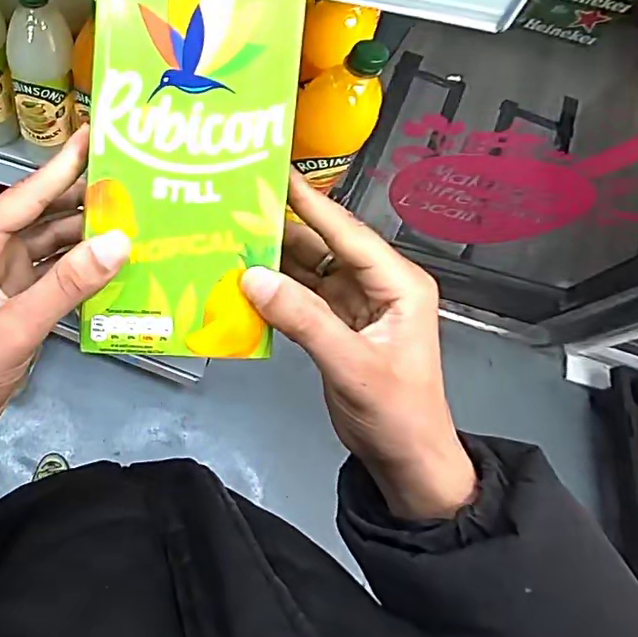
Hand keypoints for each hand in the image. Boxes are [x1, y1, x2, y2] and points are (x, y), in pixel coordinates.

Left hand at [0, 128, 130, 473]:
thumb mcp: (15, 328)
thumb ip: (67, 286)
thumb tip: (118, 243)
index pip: (25, 197)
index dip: (61, 166)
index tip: (93, 136)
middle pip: (40, 214)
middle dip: (80, 194)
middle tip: (126, 173)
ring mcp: (3, 273)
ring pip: (49, 241)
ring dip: (84, 230)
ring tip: (129, 211)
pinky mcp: (15, 295)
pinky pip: (53, 269)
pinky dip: (79, 263)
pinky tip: (110, 256)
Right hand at [239, 171, 476, 518]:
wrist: (407, 462)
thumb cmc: (398, 414)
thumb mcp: (353, 366)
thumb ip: (304, 320)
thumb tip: (252, 277)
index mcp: (396, 283)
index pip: (346, 232)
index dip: (309, 202)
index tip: (274, 174)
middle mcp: (374, 283)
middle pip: (322, 244)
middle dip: (280, 226)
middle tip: (235, 204)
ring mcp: (352, 302)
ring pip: (306, 267)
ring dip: (272, 256)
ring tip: (229, 235)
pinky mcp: (333, 322)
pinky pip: (298, 293)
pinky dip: (271, 287)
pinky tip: (242, 278)